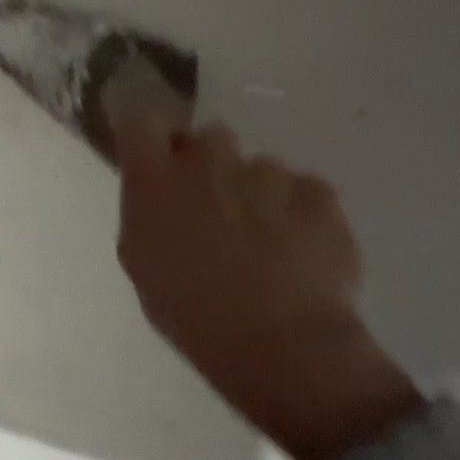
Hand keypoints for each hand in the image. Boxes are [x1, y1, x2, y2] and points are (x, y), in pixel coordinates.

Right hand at [106, 65, 421, 459]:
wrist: (276, 339)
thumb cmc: (184, 305)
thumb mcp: (139, 256)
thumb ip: (147, 210)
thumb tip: (160, 191)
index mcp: (154, 180)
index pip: (140, 120)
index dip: (140, 121)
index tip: (142, 134)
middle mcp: (210, 162)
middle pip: (207, 137)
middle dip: (205, 162)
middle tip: (207, 204)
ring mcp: (270, 175)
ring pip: (256, 167)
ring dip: (252, 190)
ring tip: (257, 238)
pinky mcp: (320, 195)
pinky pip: (301, 190)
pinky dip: (294, 210)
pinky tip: (292, 247)